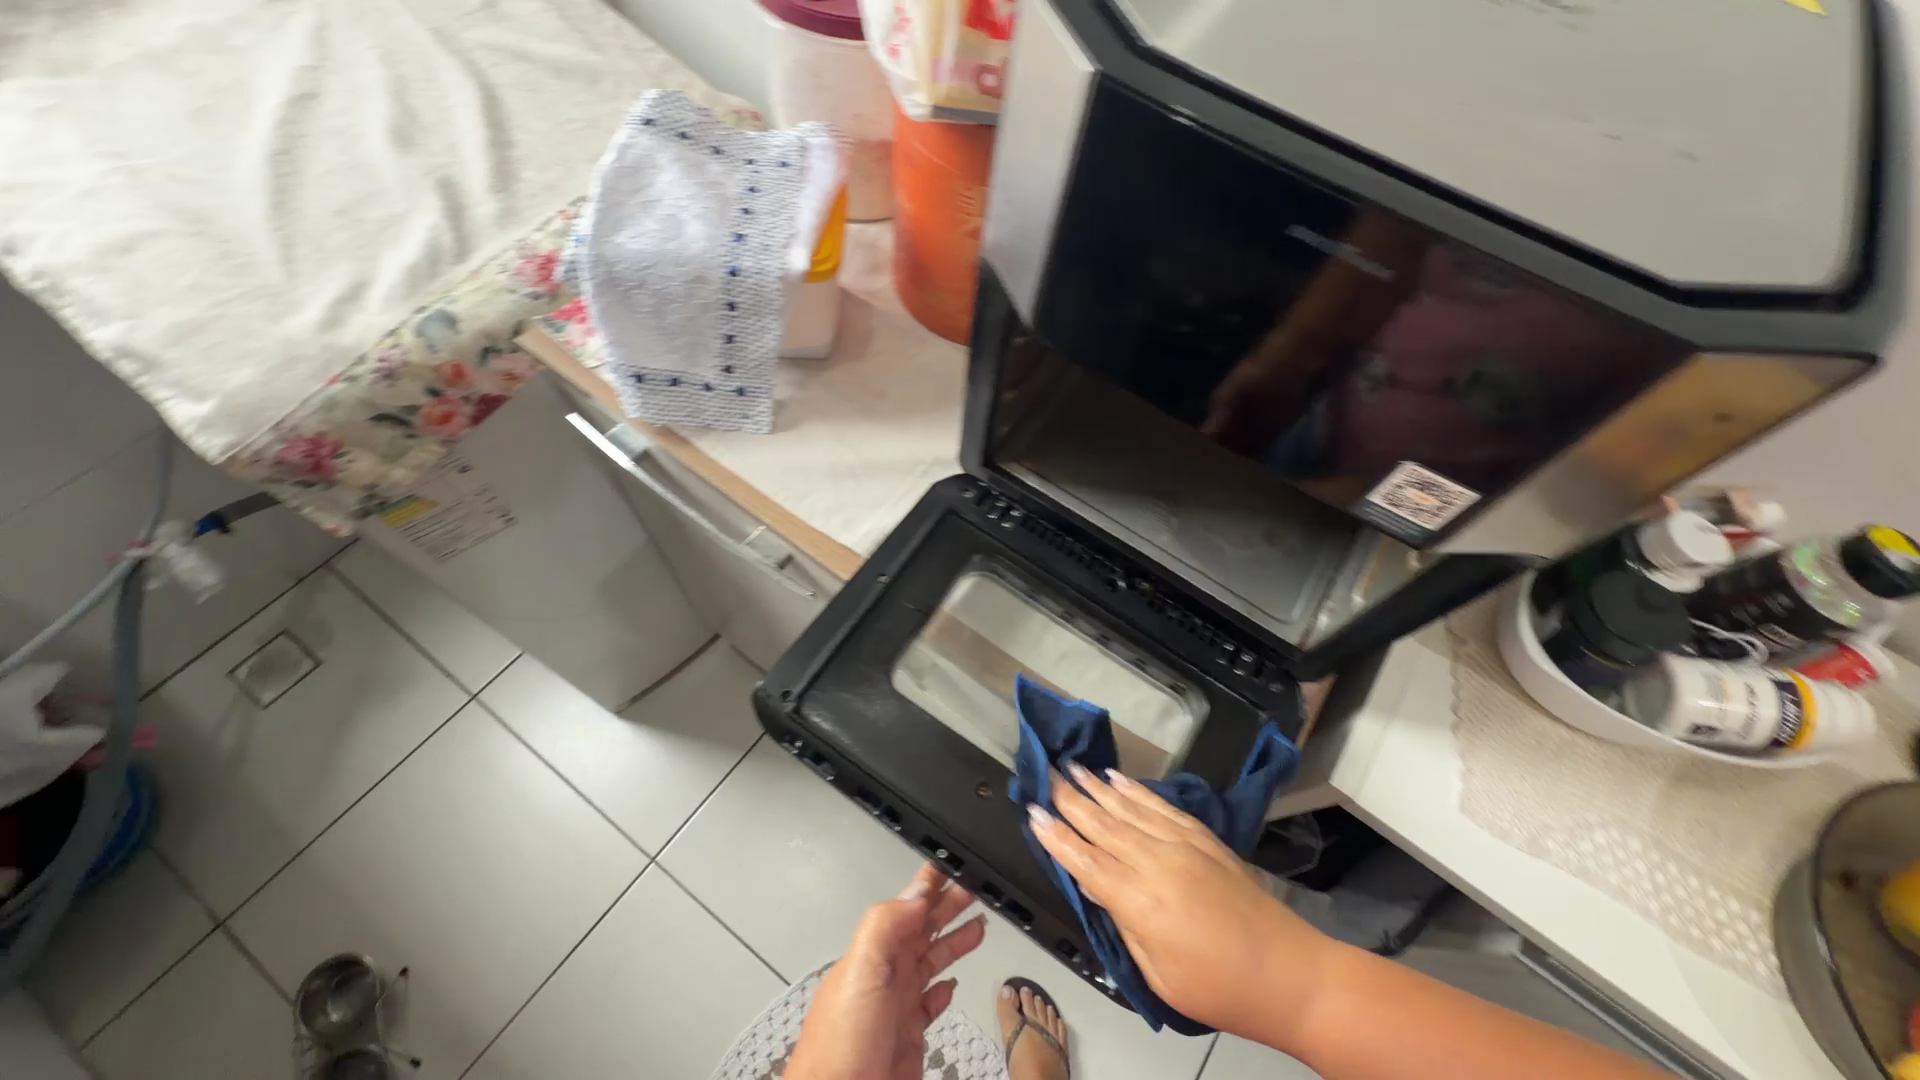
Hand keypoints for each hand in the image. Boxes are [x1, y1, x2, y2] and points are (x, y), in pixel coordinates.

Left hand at [785, 864, 988, 1079]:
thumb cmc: (840, 1046)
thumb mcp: (861, 972)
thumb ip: (886, 926)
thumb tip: (917, 892)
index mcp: (875, 953)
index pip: (908, 904)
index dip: (930, 882)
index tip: (955, 863)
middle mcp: (886, 974)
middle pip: (924, 928)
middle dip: (950, 905)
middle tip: (978, 887)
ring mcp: (896, 1005)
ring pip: (931, 962)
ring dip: (954, 941)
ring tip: (979, 925)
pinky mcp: (908, 1037)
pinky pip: (930, 1004)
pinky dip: (944, 991)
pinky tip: (953, 985)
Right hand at [1027, 763, 1338, 1046]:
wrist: (1291, 974)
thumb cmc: (1220, 989)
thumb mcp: (1158, 974)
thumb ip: (1124, 926)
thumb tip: (1097, 889)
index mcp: (1141, 902)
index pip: (1086, 862)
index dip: (1057, 838)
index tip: (1033, 813)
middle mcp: (1158, 864)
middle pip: (1103, 825)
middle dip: (1069, 799)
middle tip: (1043, 773)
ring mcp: (1184, 846)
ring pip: (1129, 810)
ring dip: (1096, 788)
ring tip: (1070, 767)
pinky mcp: (1205, 840)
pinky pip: (1162, 809)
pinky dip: (1137, 792)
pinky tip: (1118, 780)